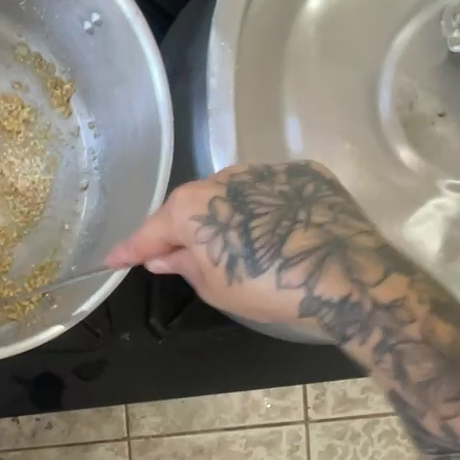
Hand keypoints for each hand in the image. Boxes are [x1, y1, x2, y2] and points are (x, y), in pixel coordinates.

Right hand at [104, 161, 382, 337]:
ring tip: (231, 246)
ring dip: (223, 217)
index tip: (111, 260)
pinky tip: (272, 234)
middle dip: (181, 231)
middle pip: (191, 207)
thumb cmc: (267, 287)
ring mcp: (267, 171)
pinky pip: (268, 192)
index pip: (151, 231)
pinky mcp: (305, 174)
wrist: (348, 276)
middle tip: (174, 258)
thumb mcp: (214, 286)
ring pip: (231, 195)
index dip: (130, 249)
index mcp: (193, 206)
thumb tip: (163, 257)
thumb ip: (182, 265)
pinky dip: (260, 210)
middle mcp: (225, 177)